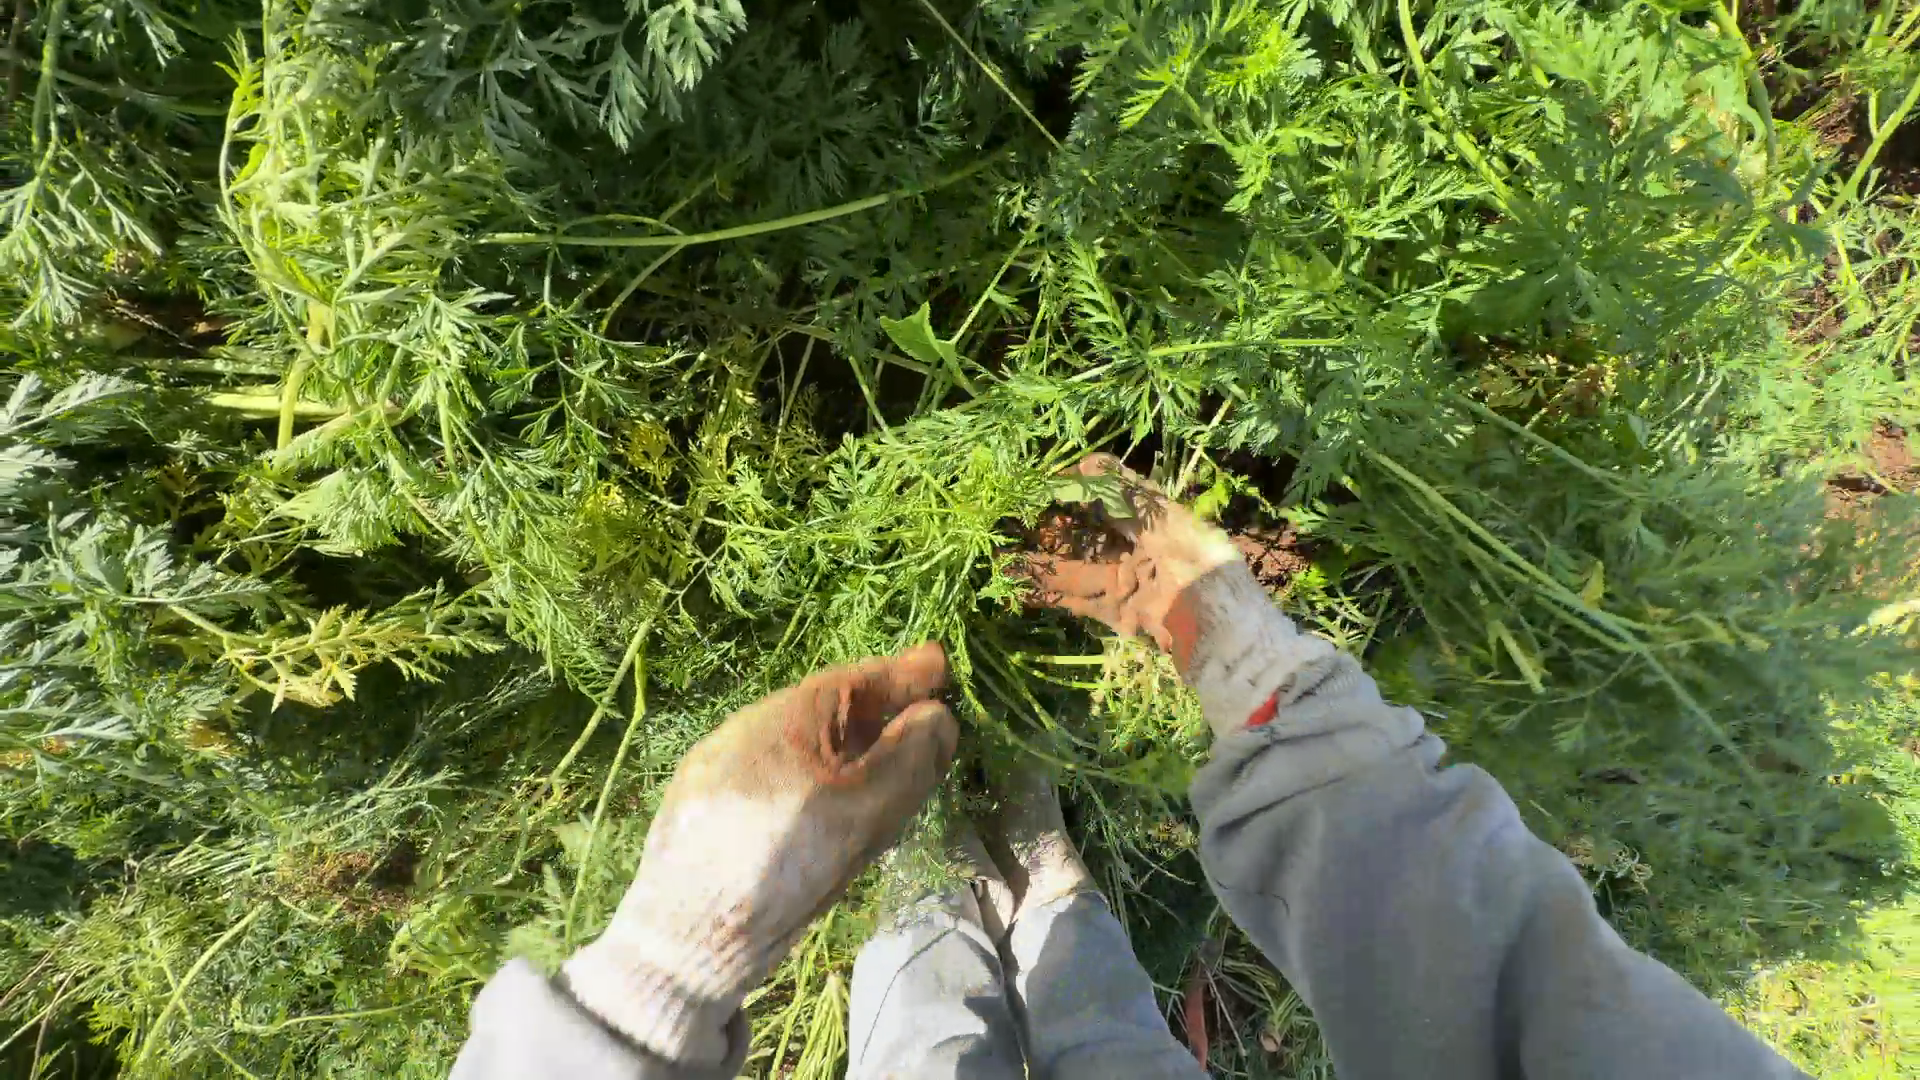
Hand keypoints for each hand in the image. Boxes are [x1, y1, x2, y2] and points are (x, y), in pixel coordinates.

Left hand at [562, 643, 957, 1067]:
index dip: (908, 674)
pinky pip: (779, 770)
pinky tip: (827, 809)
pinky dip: (816, 775)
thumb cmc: (781, 868)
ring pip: (807, 743)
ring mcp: (722, 761)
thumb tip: (937, 715)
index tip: (942, 664)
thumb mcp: (862, 813)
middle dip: (882, 716)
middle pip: (835, 710)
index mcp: (788, 715)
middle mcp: (750, 725)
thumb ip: (910, 758)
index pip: (863, 679)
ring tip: (883, 771)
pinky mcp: (705, 799)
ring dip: (850, 750)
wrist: (679, 947)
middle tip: (924, 726)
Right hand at [1021, 454, 1242, 667]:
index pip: (1099, 497)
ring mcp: (1122, 581)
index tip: (1035, 490)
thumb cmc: (1196, 559)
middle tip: (1007, 523)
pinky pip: (1075, 601)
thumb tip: (1083, 463)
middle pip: (1080, 535)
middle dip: (1046, 531)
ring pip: (1070, 568)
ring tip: (1000, 559)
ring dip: (1037, 565)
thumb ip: (1122, 490)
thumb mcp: (1163, 516)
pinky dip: (1047, 595)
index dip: (1068, 493)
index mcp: (1148, 518)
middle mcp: (1133, 547)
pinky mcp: (1115, 613)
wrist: (1222, 627)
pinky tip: (1018, 588)